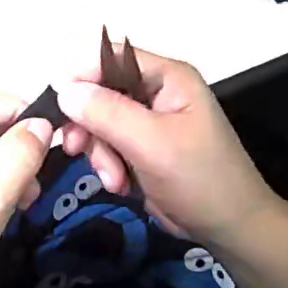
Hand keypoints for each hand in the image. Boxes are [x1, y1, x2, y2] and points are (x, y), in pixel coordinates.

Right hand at [56, 44, 281, 246]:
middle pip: (100, 92)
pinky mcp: (141, 148)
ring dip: (99, 152)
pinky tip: (119, 185)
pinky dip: (107, 165)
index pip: (111, 58)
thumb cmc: (198, 178)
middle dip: (89, 124)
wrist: (228, 228)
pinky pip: (107, 145)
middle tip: (77, 149)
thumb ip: (107, 112)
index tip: (59, 106)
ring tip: (113, 179)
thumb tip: (63, 89)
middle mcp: (156, 92)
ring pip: (98, 122)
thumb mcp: (151, 143)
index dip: (81, 77)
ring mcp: (148, 121)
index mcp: (167, 77)